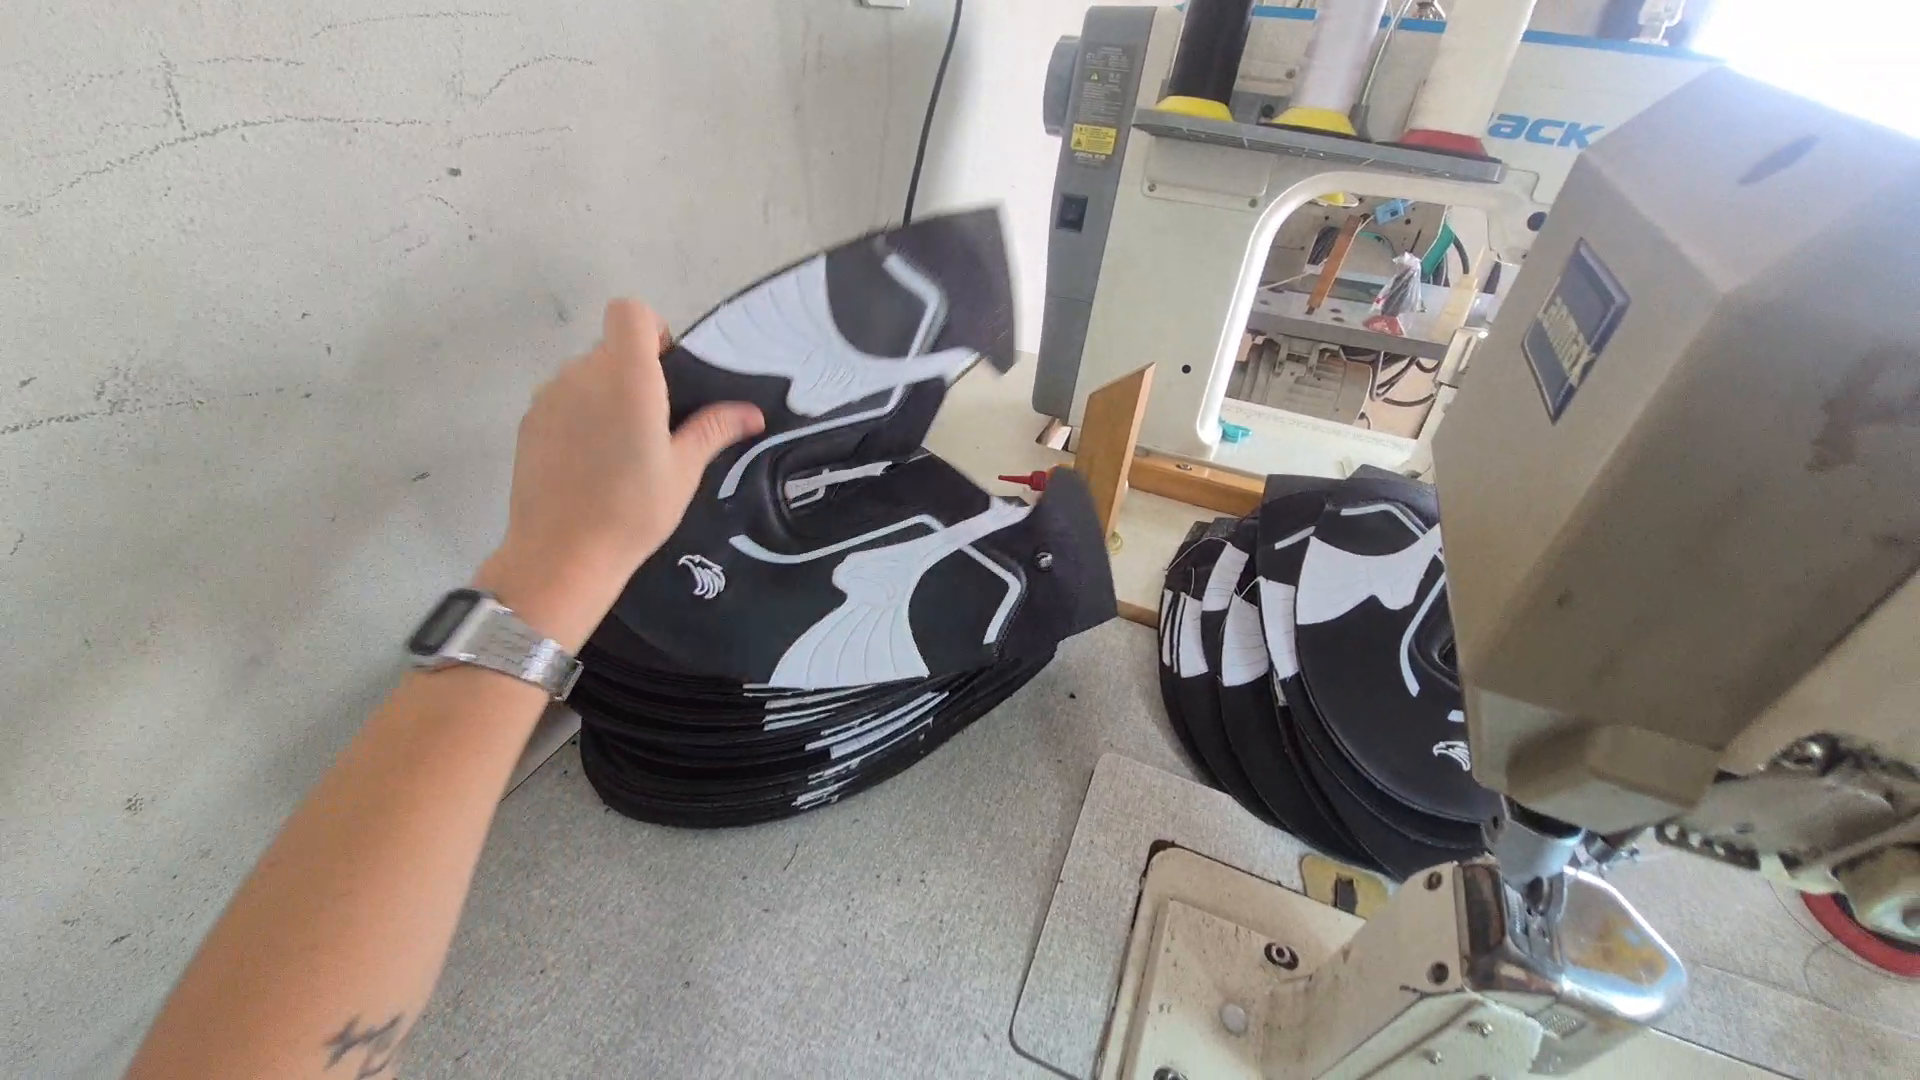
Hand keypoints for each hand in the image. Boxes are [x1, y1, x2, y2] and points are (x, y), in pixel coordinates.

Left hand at [477, 299, 763, 648]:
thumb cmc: (634, 509)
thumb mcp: (684, 470)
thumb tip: (752, 414)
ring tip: (622, 452)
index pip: (630, 312)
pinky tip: (592, 464)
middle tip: (656, 428)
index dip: (652, 330)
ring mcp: (549, 397)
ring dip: (608, 396)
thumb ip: (714, 430)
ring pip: (586, 375)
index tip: (667, 373)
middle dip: (636, 374)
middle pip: (612, 348)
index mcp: (627, 377)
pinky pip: (564, 401)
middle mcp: (582, 374)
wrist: (562, 554)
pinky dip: (582, 416)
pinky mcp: (530, 422)